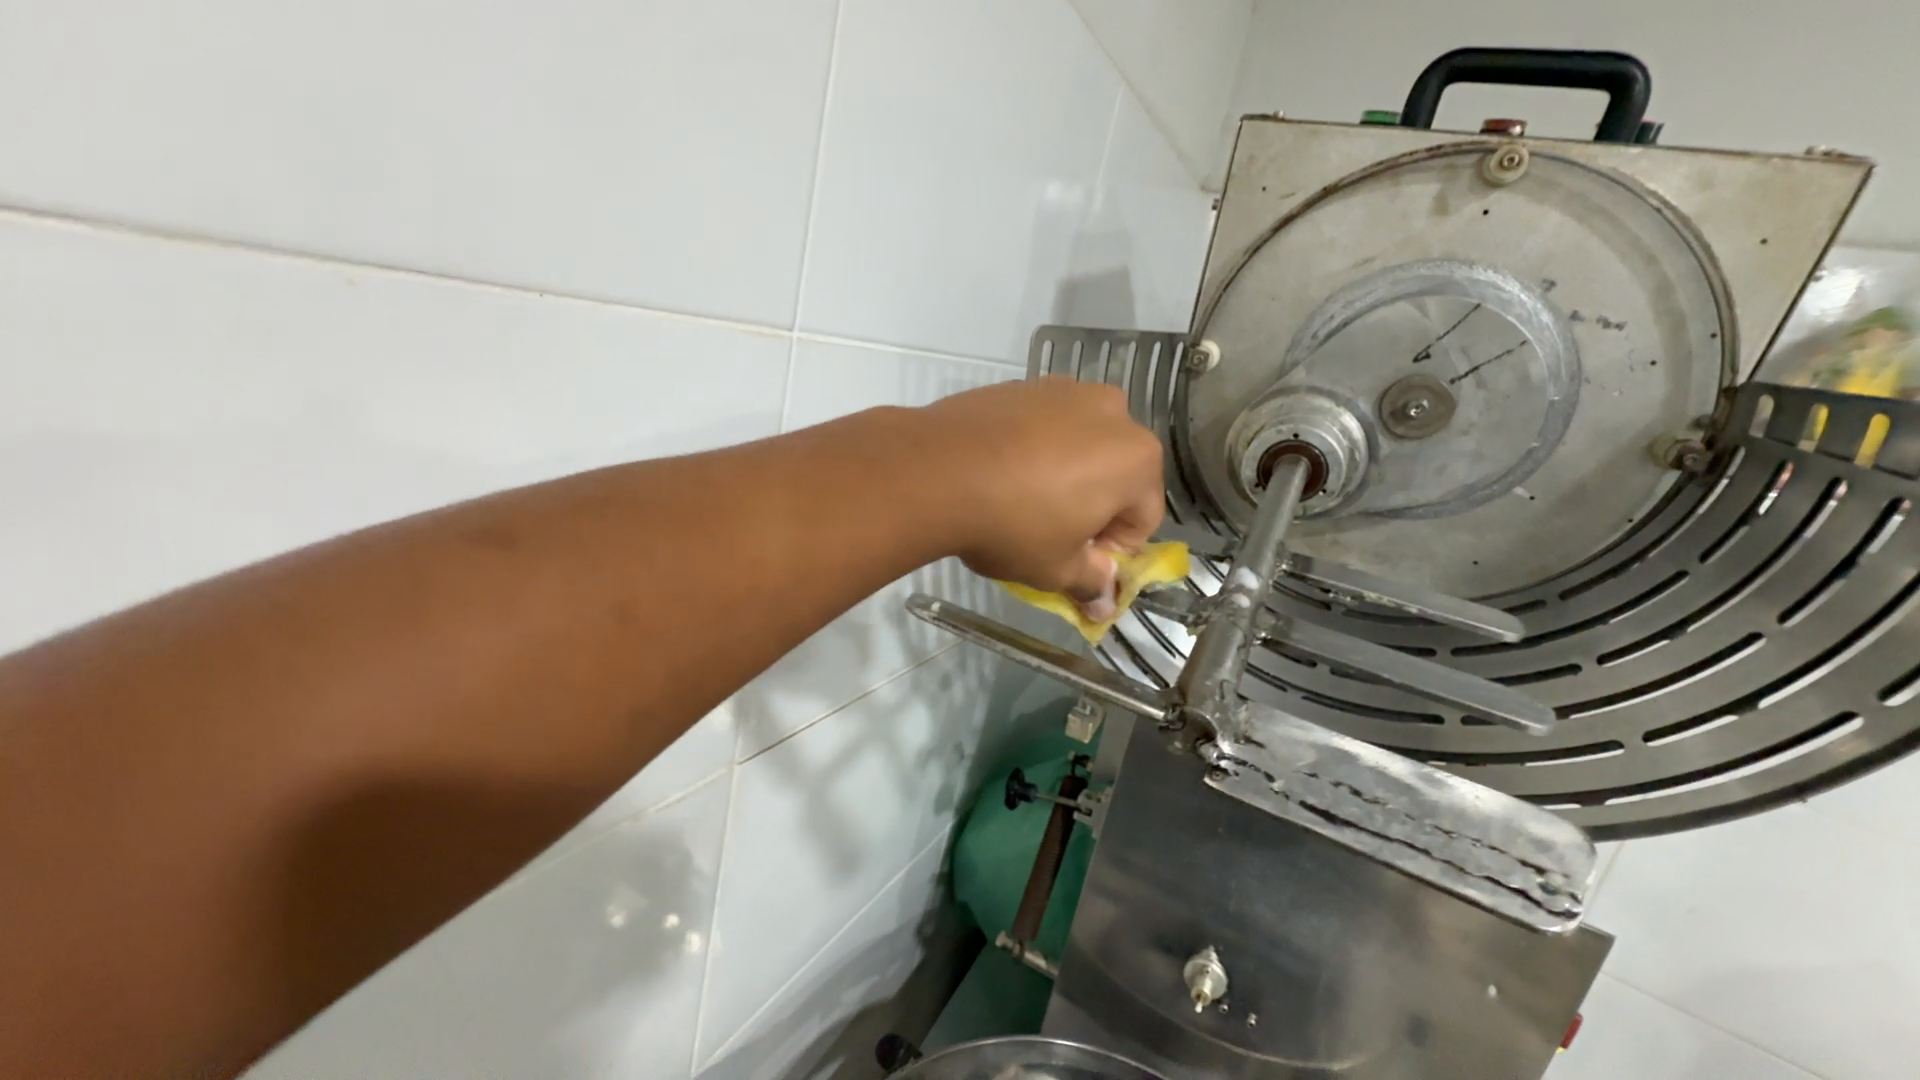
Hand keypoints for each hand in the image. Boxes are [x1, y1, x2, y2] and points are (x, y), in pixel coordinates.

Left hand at [910, 377, 1164, 614]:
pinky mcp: (1022, 385)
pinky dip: (1032, 450)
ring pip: (1079, 446)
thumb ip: (1091, 584)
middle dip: (1091, 507)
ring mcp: (1064, 390)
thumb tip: (1104, 605)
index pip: (1142, 520)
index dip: (1111, 551)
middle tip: (1048, 534)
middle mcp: (1112, 413)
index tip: (1075, 563)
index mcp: (1137, 458)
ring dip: (1064, 475)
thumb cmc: (1012, 524)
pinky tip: (997, 474)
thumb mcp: (1055, 569)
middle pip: (1115, 475)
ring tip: (1019, 502)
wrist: (933, 470)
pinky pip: (1042, 427)